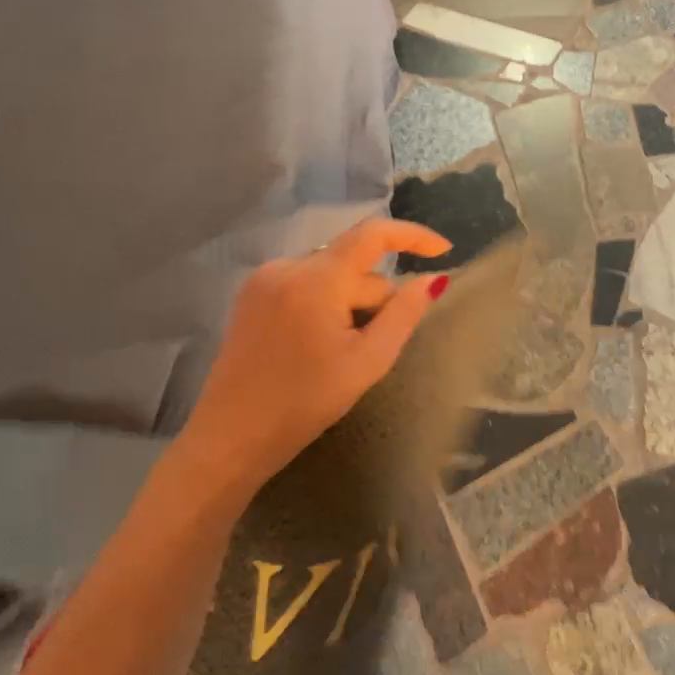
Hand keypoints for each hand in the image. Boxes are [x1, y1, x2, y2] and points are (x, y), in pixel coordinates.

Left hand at [178, 219, 452, 489]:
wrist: (230, 441)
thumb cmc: (305, 402)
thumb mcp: (369, 360)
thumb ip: (405, 313)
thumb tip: (434, 278)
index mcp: (315, 280)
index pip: (373, 234)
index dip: (414, 236)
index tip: (444, 252)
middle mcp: (286, 267)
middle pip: (355, 263)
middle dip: (377, 294)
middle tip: (378, 343)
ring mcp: (263, 280)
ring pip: (333, 274)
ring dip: (352, 301)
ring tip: (346, 350)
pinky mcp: (252, 296)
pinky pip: (308, 283)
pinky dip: (328, 303)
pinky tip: (322, 342)